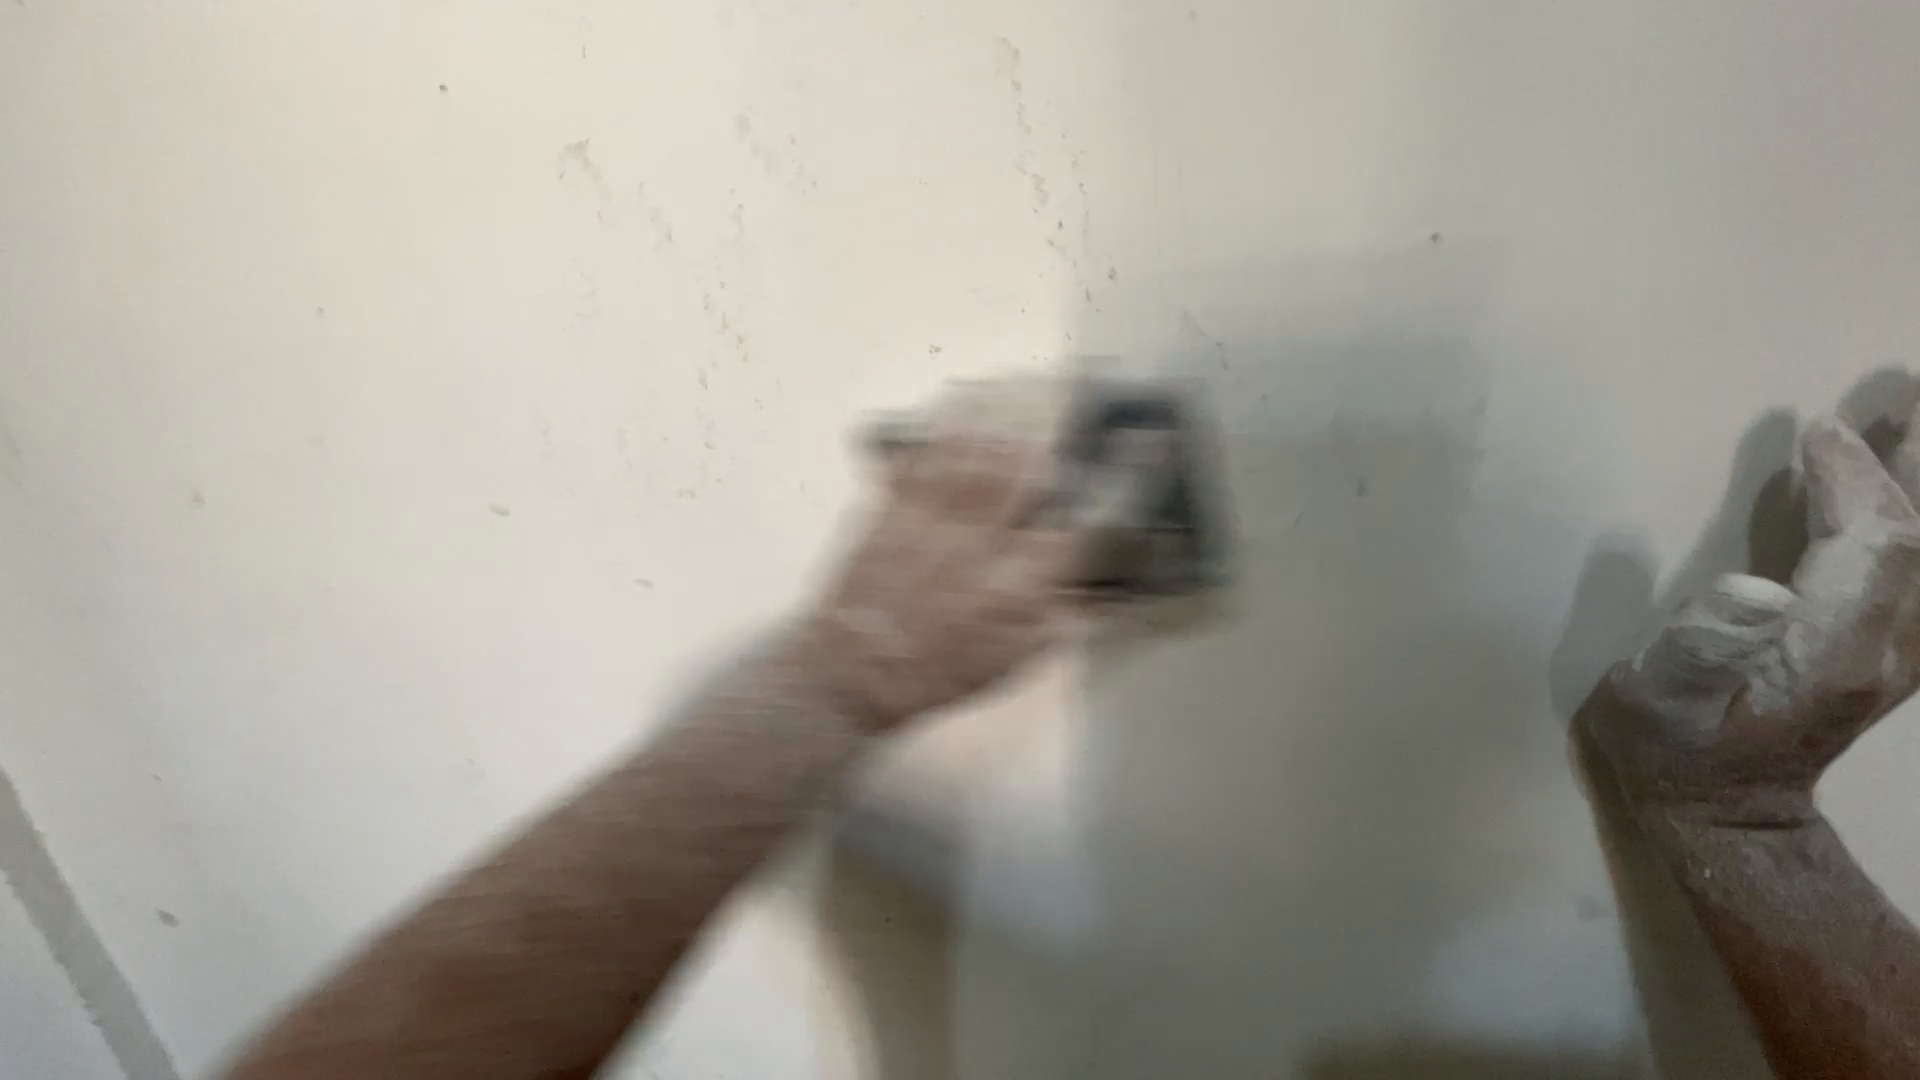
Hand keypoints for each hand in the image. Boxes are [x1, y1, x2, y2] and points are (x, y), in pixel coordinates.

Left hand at [797, 375, 1092, 729]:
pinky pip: (928, 449)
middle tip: (1081, 384)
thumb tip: (1107, 581)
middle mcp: (982, 544)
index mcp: (1022, 586)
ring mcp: (934, 517)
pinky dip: (952, 416)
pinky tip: (969, 392)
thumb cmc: (942, 668)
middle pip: (1029, 464)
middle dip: (1059, 417)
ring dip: (1010, 405)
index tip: (1148, 440)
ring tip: (1032, 378)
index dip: (1124, 476)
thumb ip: (1069, 615)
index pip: (1087, 521)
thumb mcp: (1020, 657)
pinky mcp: (894, 503)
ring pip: (979, 446)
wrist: (854, 668)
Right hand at [1578, 414, 1919, 824]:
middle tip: (1909, 400)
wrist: (1722, 810)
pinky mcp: (1886, 653)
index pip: (1868, 541)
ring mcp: (1901, 651)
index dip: (1851, 482)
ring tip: (1909, 435)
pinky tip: (1894, 508)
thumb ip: (1701, 644)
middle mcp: (1893, 643)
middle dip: (1918, 468)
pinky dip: (1912, 527)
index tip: (1818, 430)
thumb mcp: (1656, 697)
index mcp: (1836, 644)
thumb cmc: (1669, 747)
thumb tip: (1750, 585)